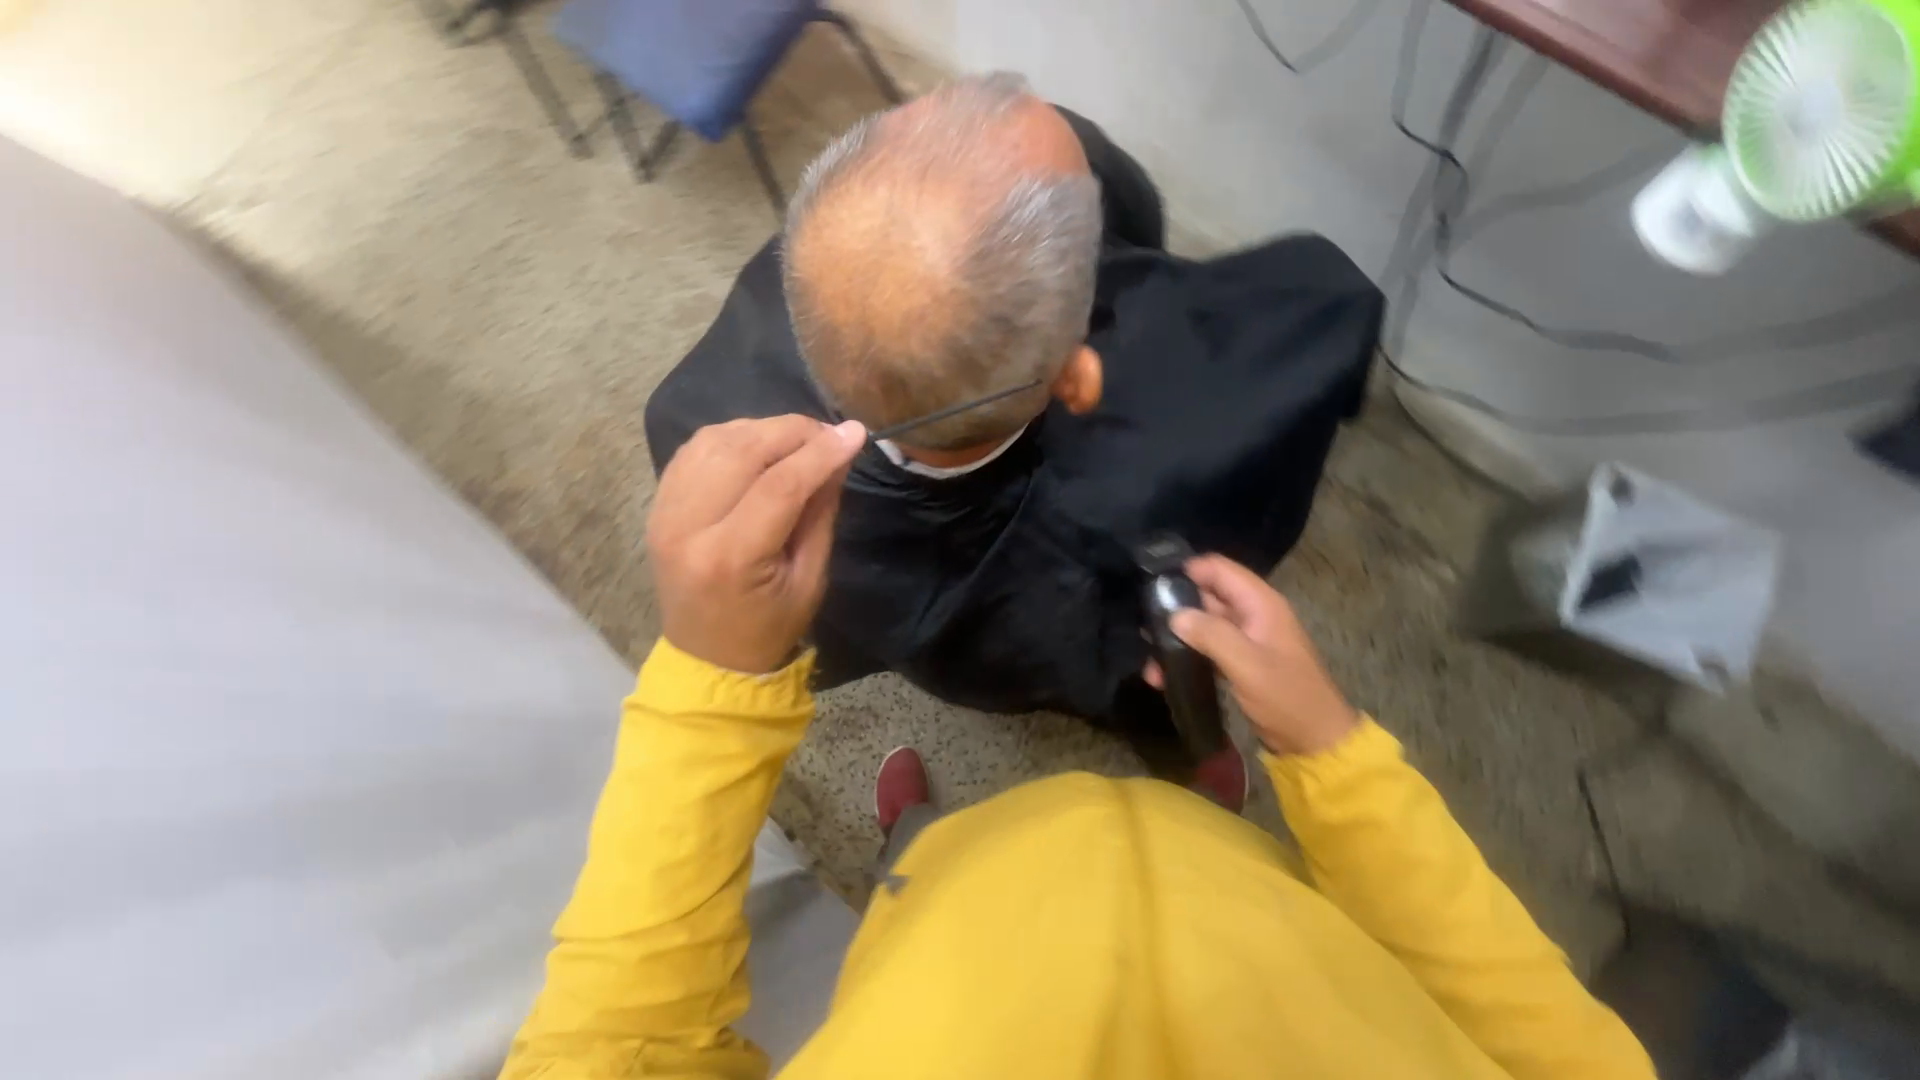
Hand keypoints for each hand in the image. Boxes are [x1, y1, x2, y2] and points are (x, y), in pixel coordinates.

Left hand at [647, 415, 865, 673]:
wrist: (706, 657)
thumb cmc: (769, 627)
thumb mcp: (811, 579)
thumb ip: (820, 512)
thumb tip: (837, 453)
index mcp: (730, 557)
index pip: (779, 486)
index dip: (821, 453)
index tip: (856, 433)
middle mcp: (688, 526)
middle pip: (742, 451)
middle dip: (793, 431)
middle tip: (828, 433)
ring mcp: (665, 512)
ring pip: (715, 440)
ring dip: (762, 429)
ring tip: (797, 439)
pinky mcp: (659, 504)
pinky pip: (695, 450)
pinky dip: (731, 437)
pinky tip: (760, 446)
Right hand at [1146, 554, 1357, 755]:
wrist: (1314, 742)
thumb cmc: (1286, 698)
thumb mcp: (1248, 664)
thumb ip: (1211, 634)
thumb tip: (1174, 615)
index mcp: (1260, 604)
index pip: (1218, 569)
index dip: (1186, 571)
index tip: (1153, 587)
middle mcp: (1251, 613)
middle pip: (1205, 595)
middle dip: (1174, 608)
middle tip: (1143, 627)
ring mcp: (1245, 638)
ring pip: (1202, 623)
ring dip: (1176, 638)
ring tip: (1150, 660)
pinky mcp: (1238, 661)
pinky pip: (1205, 648)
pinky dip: (1186, 656)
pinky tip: (1162, 674)